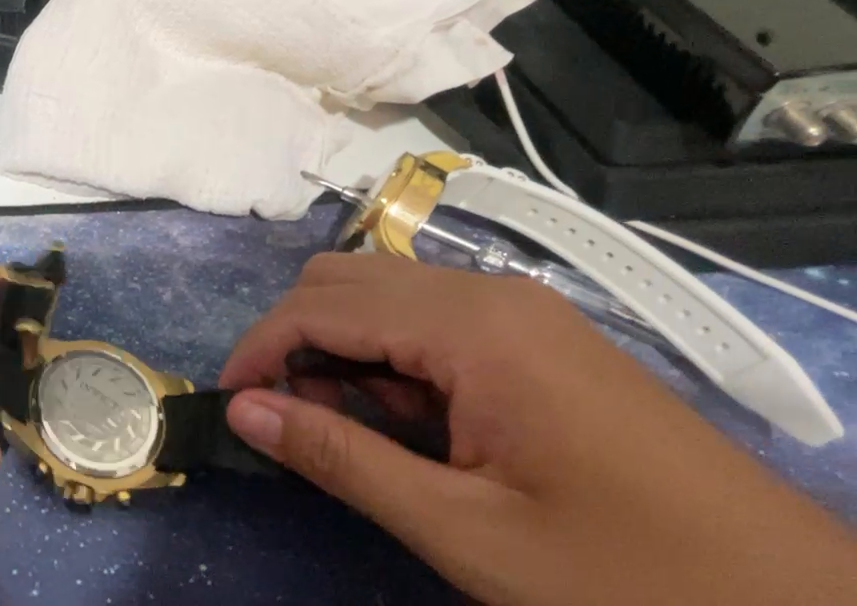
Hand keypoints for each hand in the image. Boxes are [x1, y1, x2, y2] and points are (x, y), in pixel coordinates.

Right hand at [219, 253, 856, 605]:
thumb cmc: (627, 575)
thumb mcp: (466, 532)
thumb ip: (340, 459)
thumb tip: (241, 410)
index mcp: (471, 324)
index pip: (321, 305)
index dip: (260, 348)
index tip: (230, 403)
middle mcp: (490, 293)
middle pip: (344, 280)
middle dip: (295, 340)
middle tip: (287, 417)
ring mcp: (521, 311)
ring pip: (383, 295)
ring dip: (341, 349)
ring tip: (345, 428)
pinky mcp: (539, 337)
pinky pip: (430, 322)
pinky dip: (389, 358)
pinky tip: (403, 420)